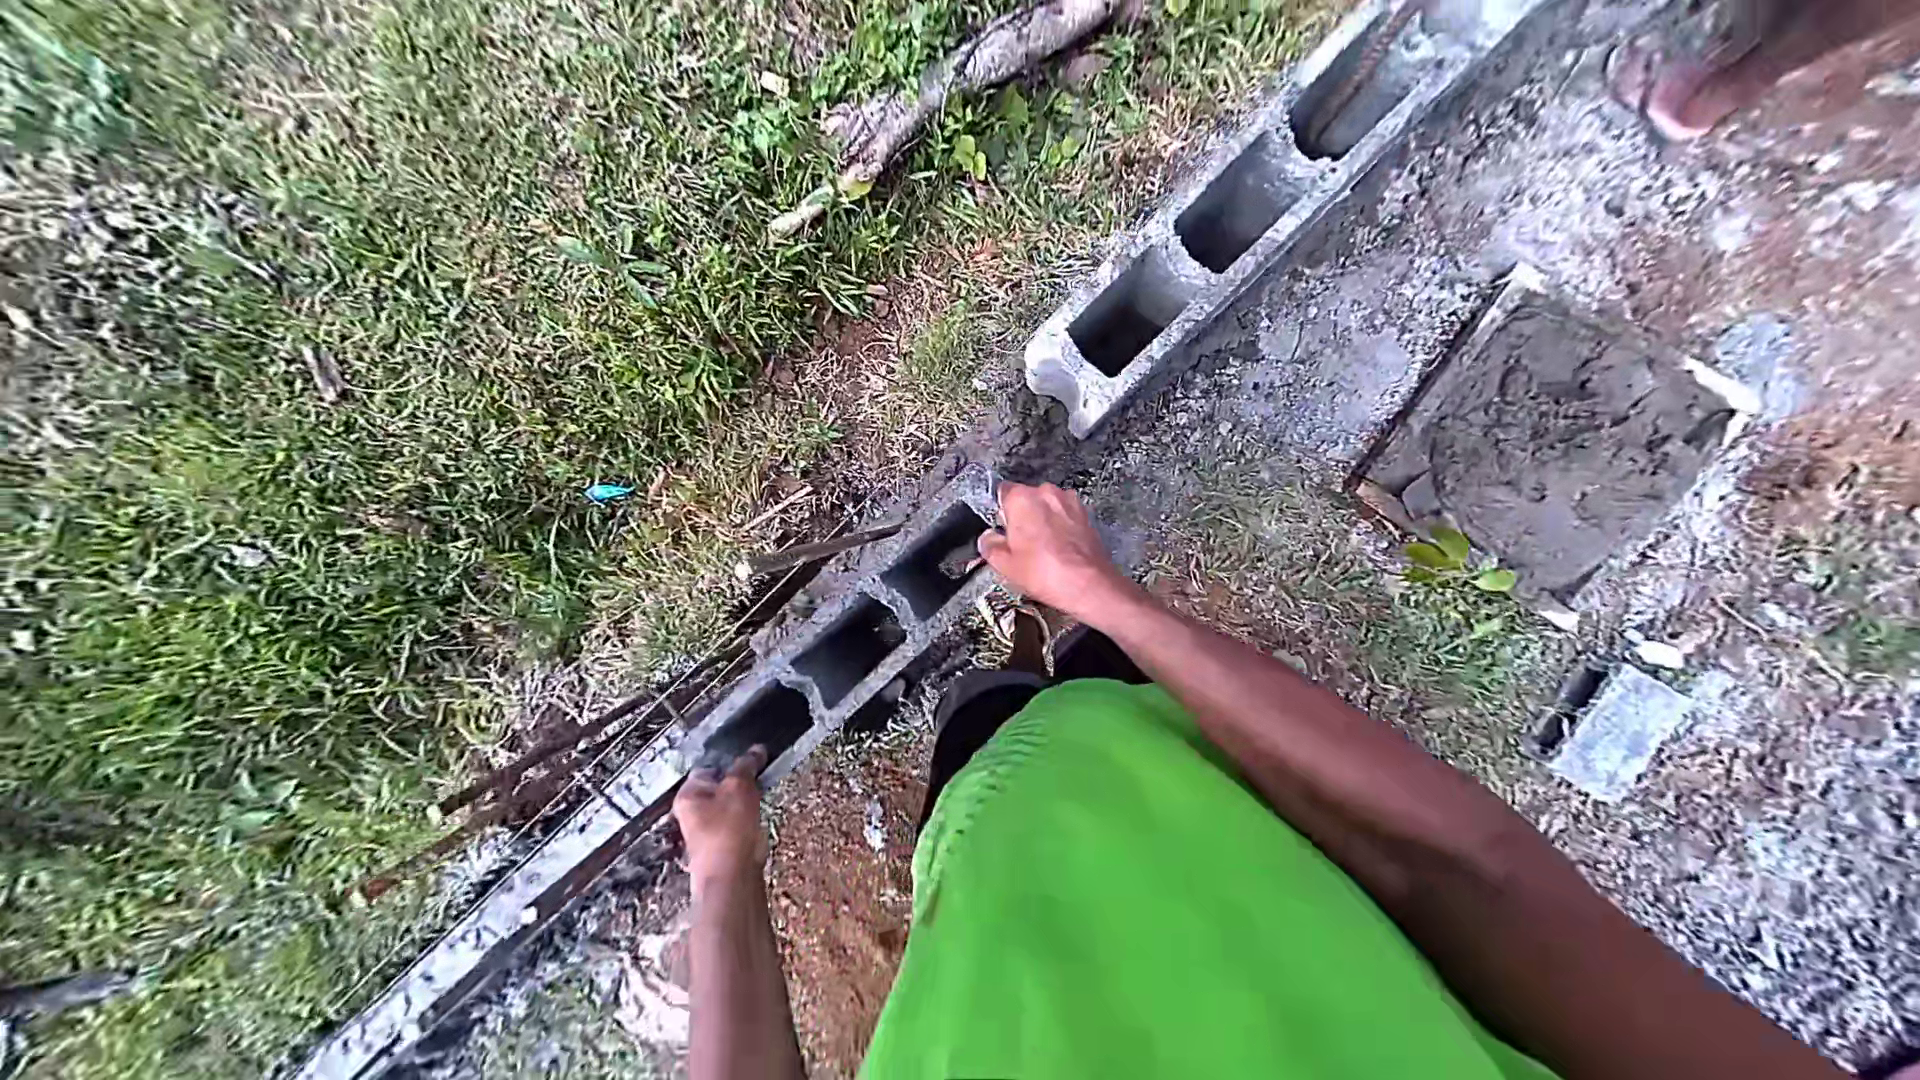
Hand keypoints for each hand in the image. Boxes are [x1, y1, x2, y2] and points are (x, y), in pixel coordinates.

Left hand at [674, 746, 768, 886]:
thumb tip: (756, 750)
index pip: (709, 766)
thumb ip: (747, 764)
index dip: (732, 759)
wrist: (733, 876)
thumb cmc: (728, 830)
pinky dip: (751, 813)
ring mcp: (710, 828)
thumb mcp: (740, 786)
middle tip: (759, 776)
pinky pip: (740, 818)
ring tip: (761, 794)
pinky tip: (760, 813)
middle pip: (721, 784)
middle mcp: (694, 811)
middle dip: (742, 780)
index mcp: (689, 795)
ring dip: (748, 797)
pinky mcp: (726, 841)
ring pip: (732, 802)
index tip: (753, 757)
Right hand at [977, 482, 1141, 626]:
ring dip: (1042, 521)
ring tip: (1041, 550)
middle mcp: (1046, 493)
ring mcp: (1068, 502)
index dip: (998, 512)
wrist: (1089, 585)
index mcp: (1021, 499)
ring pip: (1046, 507)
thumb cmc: (1048, 573)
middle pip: (1025, 499)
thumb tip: (987, 539)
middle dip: (1021, 517)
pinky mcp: (1084, 514)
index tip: (999, 528)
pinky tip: (1058, 550)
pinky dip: (1060, 527)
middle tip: (1019, 544)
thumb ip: (989, 545)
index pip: (1001, 492)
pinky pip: (1064, 516)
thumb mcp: (1005, 565)